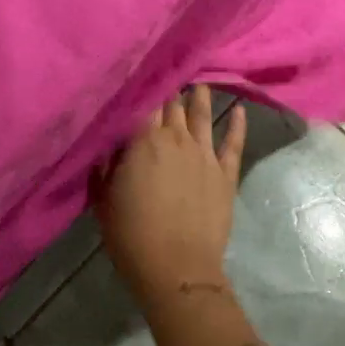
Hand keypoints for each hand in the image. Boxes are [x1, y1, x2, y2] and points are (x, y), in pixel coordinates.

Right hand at [96, 85, 247, 302]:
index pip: (144, 102)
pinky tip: (240, 110)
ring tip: (198, 83)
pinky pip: (233, 143)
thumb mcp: (104, 201)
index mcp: (143, 141)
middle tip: (167, 74)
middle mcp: (176, 138)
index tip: (140, 75)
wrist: (178, 271)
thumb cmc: (132, 237)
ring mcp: (204, 154)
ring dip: (200, 97)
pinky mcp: (226, 173)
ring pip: (202, 114)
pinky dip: (238, 124)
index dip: (143, 87)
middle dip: (168, 90)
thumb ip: (106, 167)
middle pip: (172, 104)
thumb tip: (110, 146)